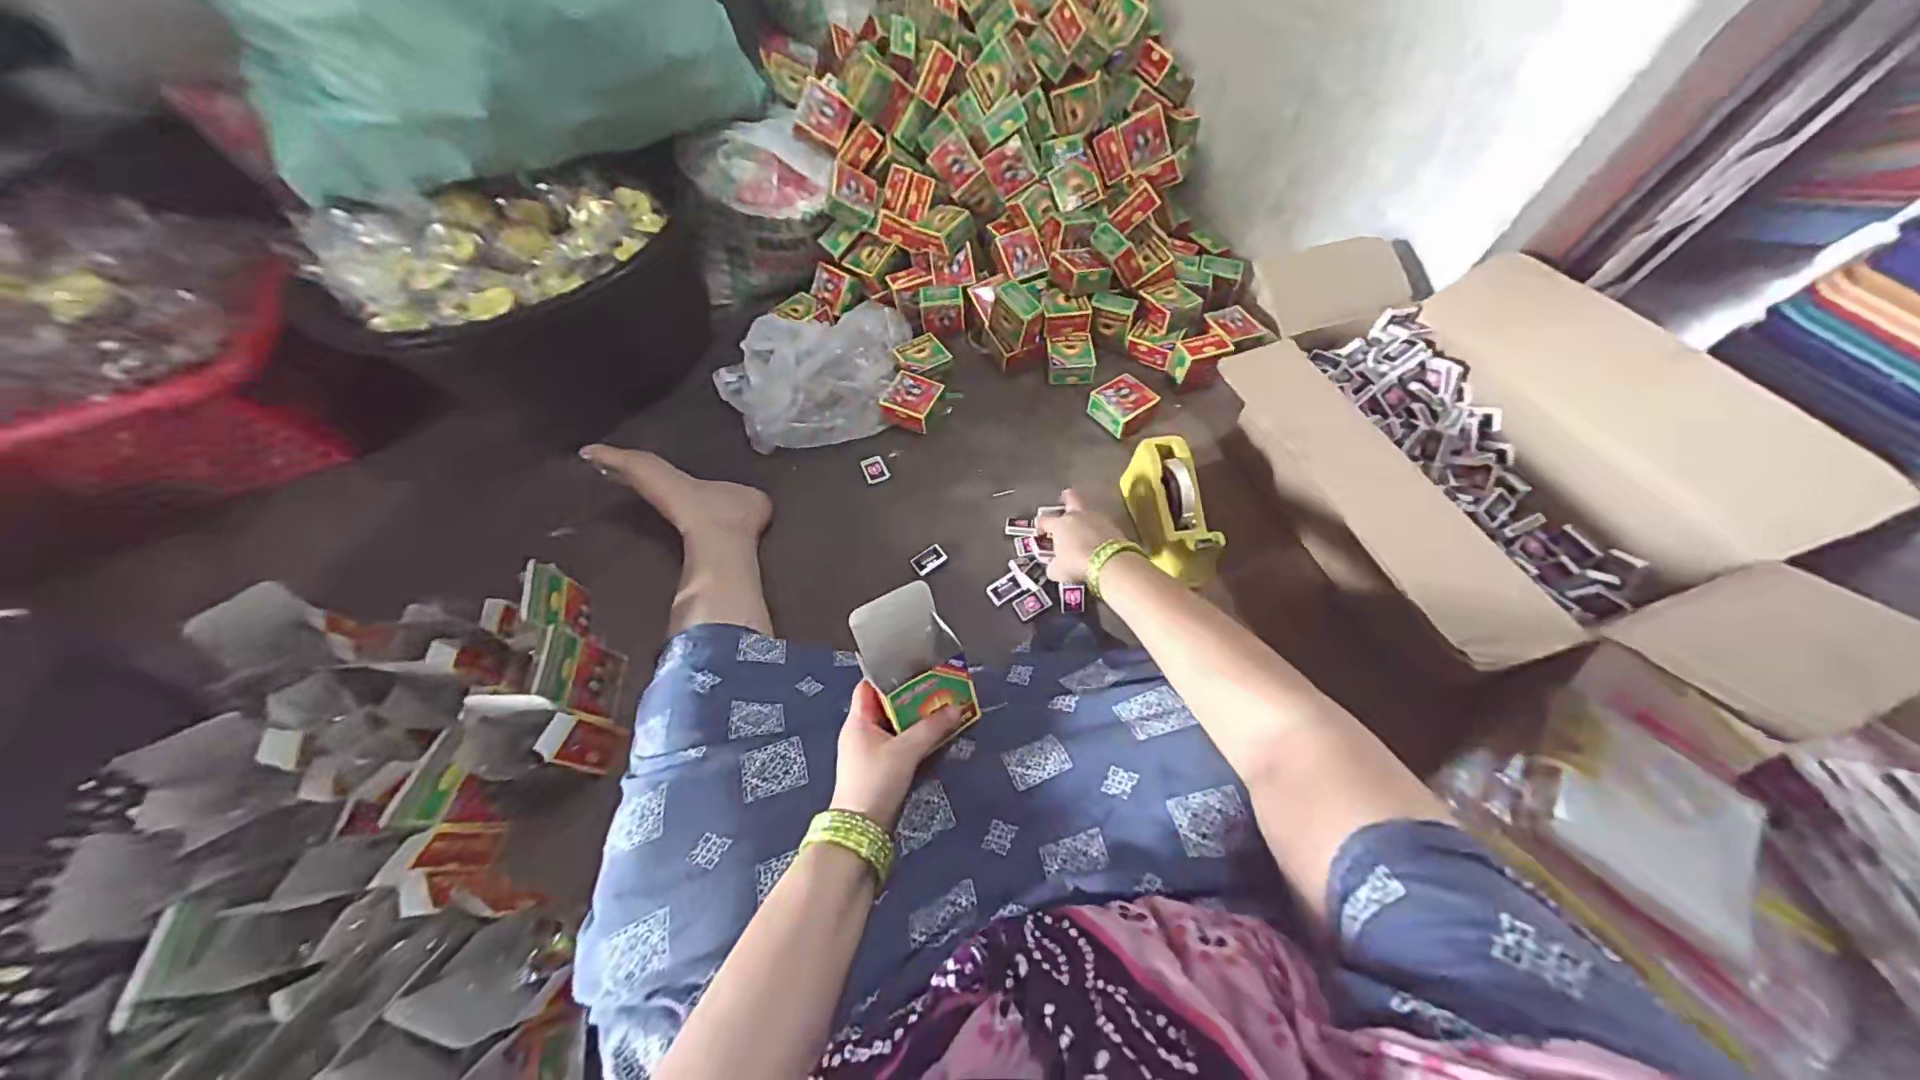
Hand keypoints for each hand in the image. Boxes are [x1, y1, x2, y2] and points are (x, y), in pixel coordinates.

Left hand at [830, 681, 969, 831]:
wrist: (861, 830)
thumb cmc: (876, 781)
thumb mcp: (905, 751)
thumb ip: (931, 728)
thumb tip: (956, 707)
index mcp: (857, 721)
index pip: (868, 686)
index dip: (889, 675)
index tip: (915, 667)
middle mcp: (860, 732)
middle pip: (885, 705)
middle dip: (911, 697)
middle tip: (938, 688)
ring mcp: (868, 752)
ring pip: (894, 726)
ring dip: (915, 719)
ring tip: (941, 708)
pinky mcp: (878, 769)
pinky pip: (897, 744)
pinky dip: (913, 738)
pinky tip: (933, 735)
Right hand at [1038, 488, 1130, 584]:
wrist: (1109, 561)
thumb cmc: (1077, 563)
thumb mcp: (1058, 571)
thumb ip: (1053, 566)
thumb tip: (1053, 566)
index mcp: (1059, 524)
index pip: (1044, 520)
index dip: (1041, 525)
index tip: (1042, 531)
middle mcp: (1076, 515)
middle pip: (1070, 497)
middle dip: (1066, 498)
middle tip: (1065, 502)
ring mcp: (1096, 517)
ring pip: (1088, 509)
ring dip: (1085, 516)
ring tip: (1085, 527)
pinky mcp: (1112, 523)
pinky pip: (1102, 522)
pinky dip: (1099, 527)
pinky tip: (1099, 537)